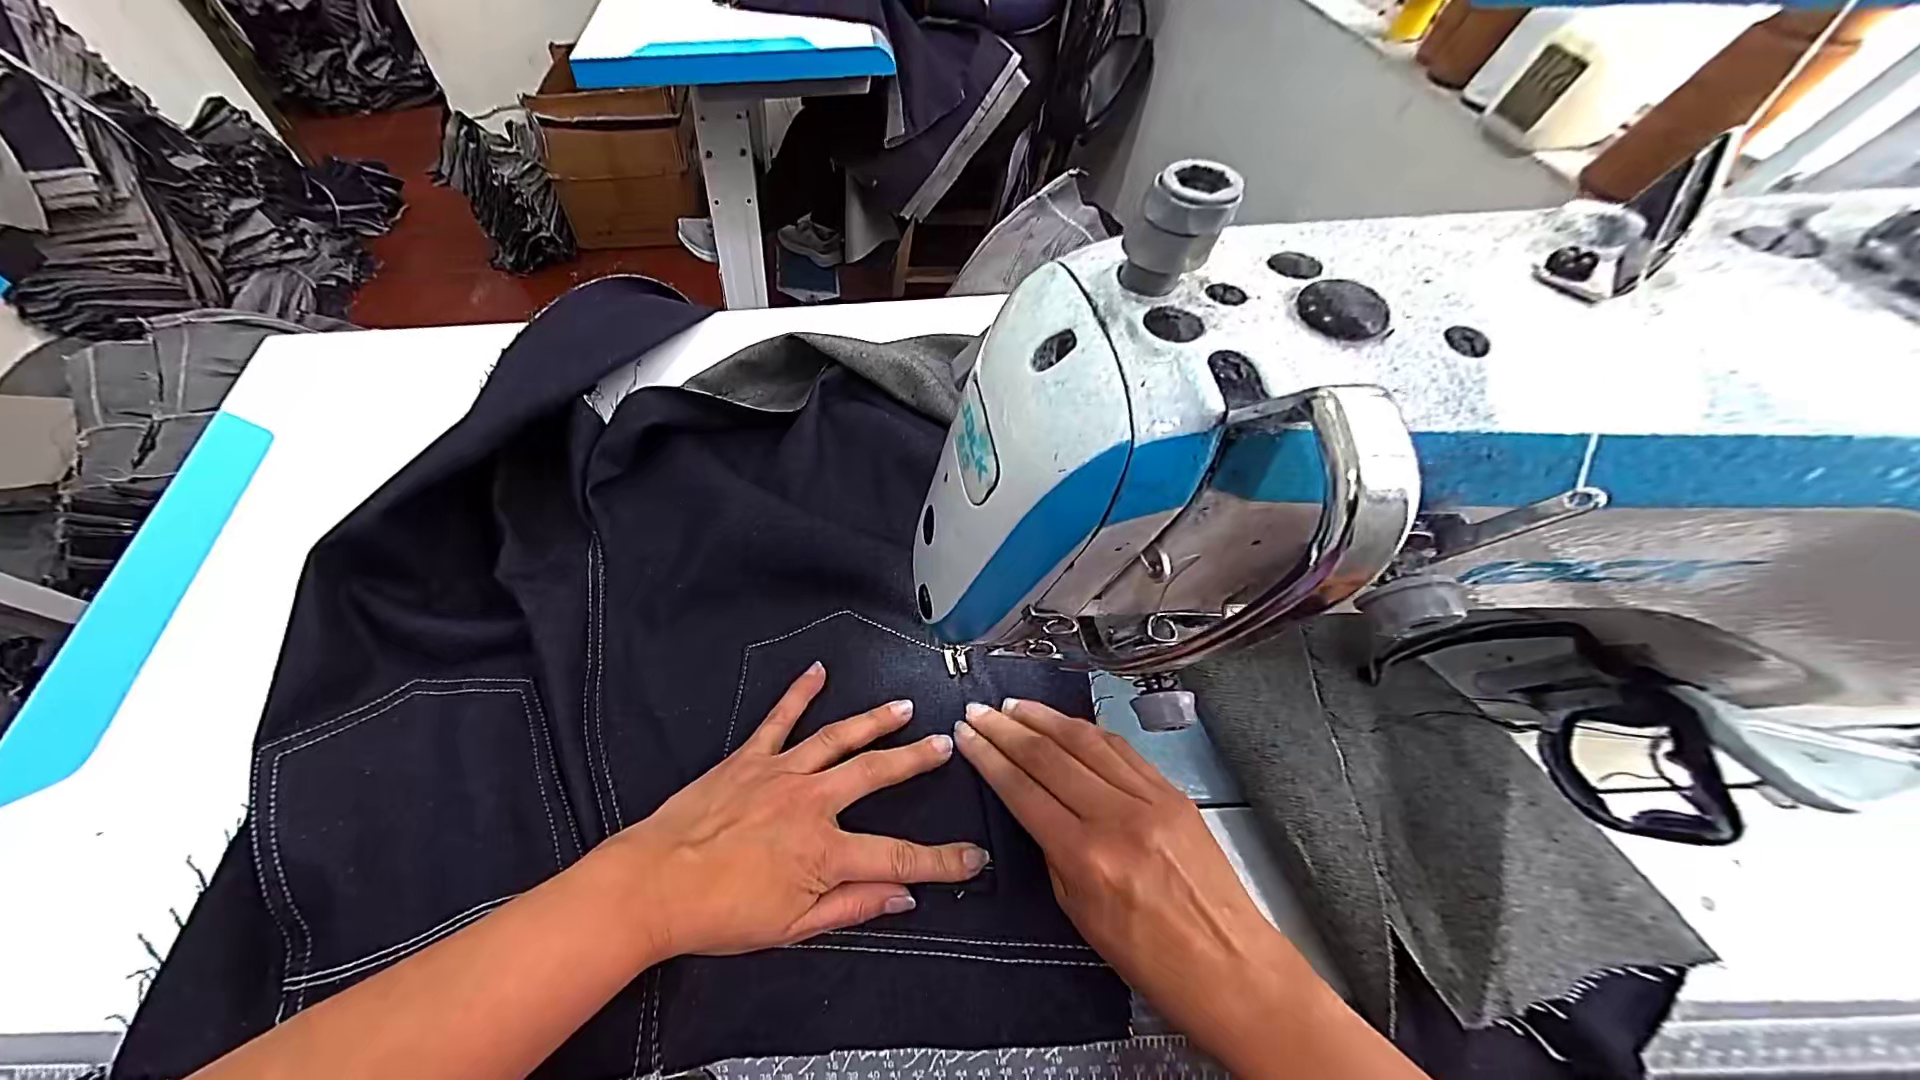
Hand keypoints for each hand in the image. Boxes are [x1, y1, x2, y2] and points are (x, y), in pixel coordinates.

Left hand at [602, 662, 987, 958]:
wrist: (651, 886)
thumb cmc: (719, 914)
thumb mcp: (792, 927)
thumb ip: (853, 907)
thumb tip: (903, 899)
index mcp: (824, 851)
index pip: (898, 857)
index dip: (942, 860)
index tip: (973, 857)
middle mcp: (812, 802)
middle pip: (877, 774)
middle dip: (916, 759)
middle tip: (944, 742)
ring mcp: (782, 772)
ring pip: (839, 737)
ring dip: (875, 720)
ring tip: (902, 707)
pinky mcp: (750, 757)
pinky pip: (780, 718)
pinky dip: (799, 692)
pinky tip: (817, 670)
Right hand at [955, 699, 1339, 1073]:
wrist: (1233, 969)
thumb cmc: (1155, 961)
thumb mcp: (1081, 915)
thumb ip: (1052, 854)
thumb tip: (1034, 808)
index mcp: (1087, 857)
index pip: (1023, 789)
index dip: (988, 757)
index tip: (967, 736)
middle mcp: (1118, 817)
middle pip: (1048, 755)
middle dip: (1005, 728)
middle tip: (979, 711)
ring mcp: (1149, 798)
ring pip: (1084, 740)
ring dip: (1043, 717)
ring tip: (1014, 705)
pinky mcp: (1172, 791)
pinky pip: (1120, 748)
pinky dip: (1087, 729)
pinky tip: (1066, 721)